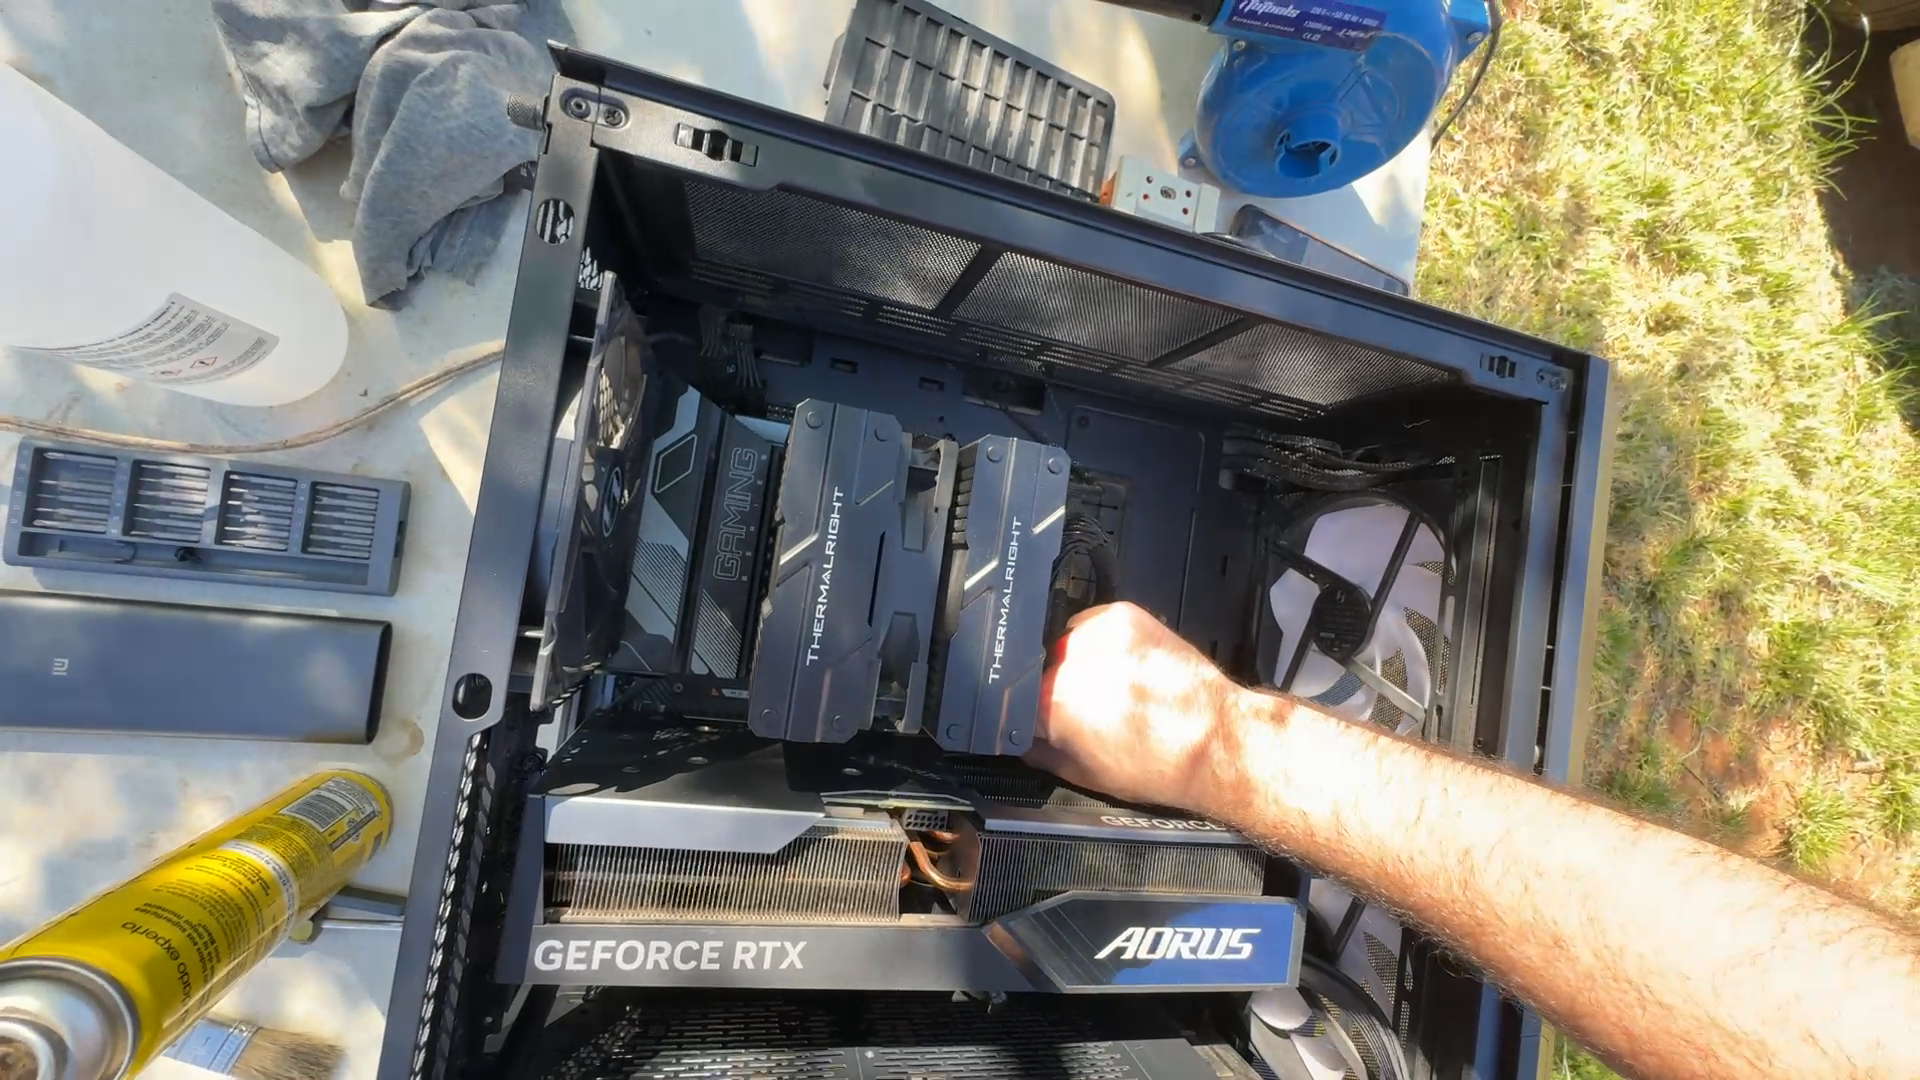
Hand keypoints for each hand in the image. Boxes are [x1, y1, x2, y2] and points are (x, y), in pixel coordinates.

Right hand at [1026, 602, 1246, 815]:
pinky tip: (1124, 665)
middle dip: (1055, 686)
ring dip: (1076, 660)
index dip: (1030, 714)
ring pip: (1065, 643)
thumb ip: (1040, 753)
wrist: (1212, 740)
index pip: (1017, 700)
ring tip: (1110, 684)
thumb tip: (1021, 740)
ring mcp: (1097, 633)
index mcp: (1051, 702)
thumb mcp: (1084, 775)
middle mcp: (1069, 661)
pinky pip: (1092, 623)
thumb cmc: (1158, 765)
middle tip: (1086, 707)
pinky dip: (1100, 640)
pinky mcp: (1122, 615)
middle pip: (1040, 667)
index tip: (1043, 721)